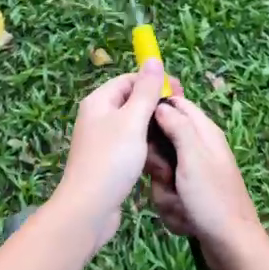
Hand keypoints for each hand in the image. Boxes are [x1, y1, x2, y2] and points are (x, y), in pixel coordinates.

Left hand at [51, 59, 169, 248]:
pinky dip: (144, 144)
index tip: (179, 91)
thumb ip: (145, 91)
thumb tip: (153, 59)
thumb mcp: (132, 121)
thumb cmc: (111, 159)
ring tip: (174, 133)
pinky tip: (159, 154)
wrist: (88, 209)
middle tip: (180, 114)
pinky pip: (128, 144)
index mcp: (99, 101)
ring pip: (130, 124)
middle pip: (129, 100)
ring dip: (150, 126)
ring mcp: (100, 140)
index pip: (128, 80)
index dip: (153, 82)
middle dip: (154, 104)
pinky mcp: (106, 161)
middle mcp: (96, 116)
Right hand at [146, 94, 268, 269]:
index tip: (142, 129)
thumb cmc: (213, 199)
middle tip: (166, 175)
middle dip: (158, 164)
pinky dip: (173, 208)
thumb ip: (177, 126)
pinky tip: (185, 219)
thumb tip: (160, 104)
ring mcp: (195, 175)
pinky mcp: (191, 198)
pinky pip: (169, 195)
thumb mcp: (193, 156)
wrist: (234, 249)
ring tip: (180, 204)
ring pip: (162, 172)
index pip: (174, 104)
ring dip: (165, 192)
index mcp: (204, 132)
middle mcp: (199, 149)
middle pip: (162, 142)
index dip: (156, 112)